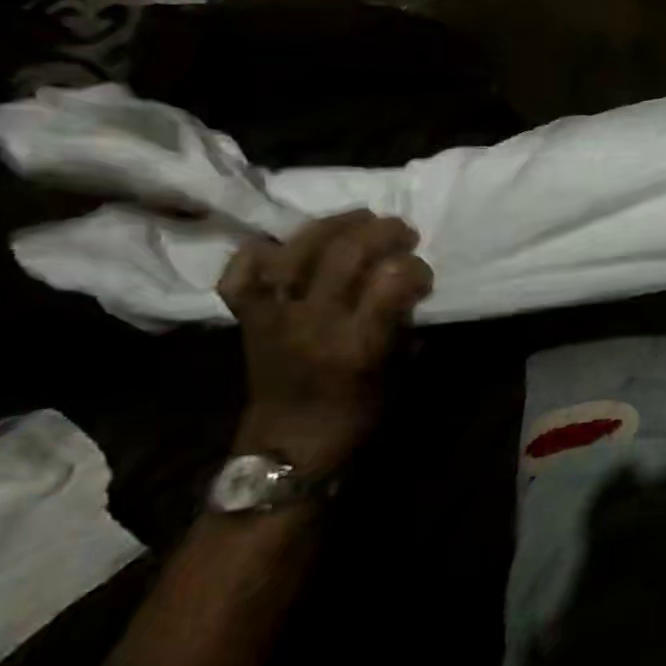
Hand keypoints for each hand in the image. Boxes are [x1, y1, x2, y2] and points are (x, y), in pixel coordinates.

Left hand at [218, 212, 432, 472]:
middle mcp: (315, 322)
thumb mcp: (398, 368)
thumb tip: (409, 280)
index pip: (393, 280)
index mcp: (359, 343)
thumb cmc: (357, 411)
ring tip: (358, 220)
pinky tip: (287, 247)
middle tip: (401, 231)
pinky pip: (242, 272)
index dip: (415, 268)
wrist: (289, 446)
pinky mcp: (247, 317)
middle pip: (348, 252)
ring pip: (299, 248)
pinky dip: (262, 251)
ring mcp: (275, 316)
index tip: (422, 275)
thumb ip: (404, 320)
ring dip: (335, 223)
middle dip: (383, 230)